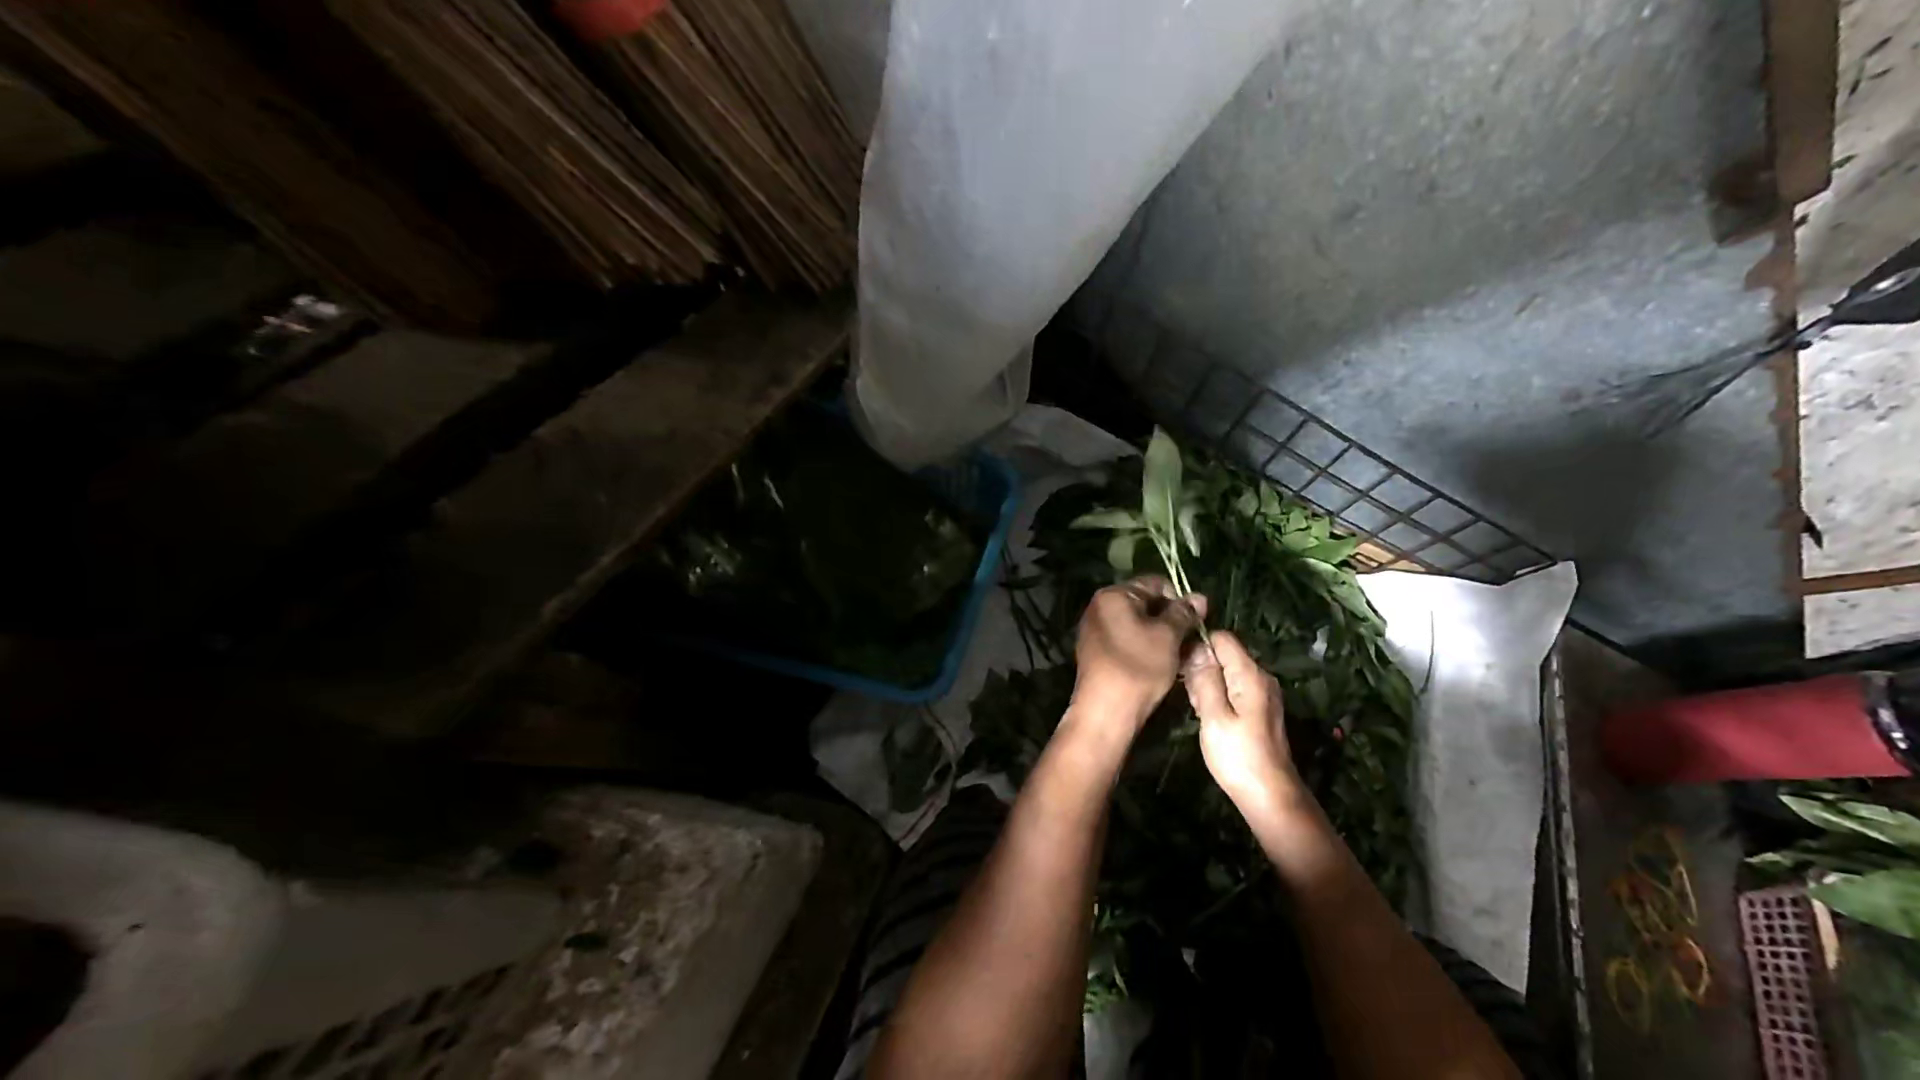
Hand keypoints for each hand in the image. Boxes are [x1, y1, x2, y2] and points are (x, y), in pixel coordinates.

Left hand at [1070, 576, 1206, 730]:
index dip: (1181, 598)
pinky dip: (1147, 647)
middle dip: (1172, 619)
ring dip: (1162, 636)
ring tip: (1183, 654)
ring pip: (1139, 624)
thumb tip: (1199, 597)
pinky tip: (1164, 664)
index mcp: (1113, 595)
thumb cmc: (1138, 667)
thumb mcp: (1167, 636)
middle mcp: (1099, 607)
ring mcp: (1096, 630)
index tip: (1199, 619)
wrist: (1105, 711)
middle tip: (1193, 639)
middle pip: (1146, 603)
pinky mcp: (1098, 651)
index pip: (1155, 583)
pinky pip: (1128, 640)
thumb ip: (1183, 613)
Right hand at [1185, 631, 1299, 805]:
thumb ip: (1204, 679)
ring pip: (1227, 673)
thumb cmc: (1238, 756)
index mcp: (1250, 674)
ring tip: (1197, 709)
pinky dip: (1217, 697)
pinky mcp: (1260, 710)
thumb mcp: (1213, 716)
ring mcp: (1262, 694)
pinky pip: (1233, 689)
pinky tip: (1208, 717)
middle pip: (1224, 655)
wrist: (1270, 796)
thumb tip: (1195, 647)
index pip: (1222, 638)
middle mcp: (1261, 678)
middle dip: (1201, 667)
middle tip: (1188, 694)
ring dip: (1207, 684)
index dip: (1198, 644)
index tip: (1179, 665)